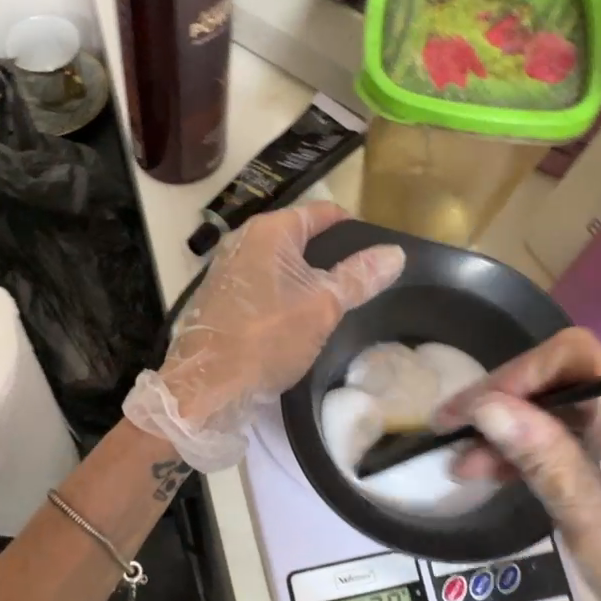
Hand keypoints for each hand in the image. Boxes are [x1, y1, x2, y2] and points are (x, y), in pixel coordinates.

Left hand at [126, 201, 403, 471]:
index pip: (322, 212)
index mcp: (269, 230)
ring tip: (337, 303)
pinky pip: (262, 286)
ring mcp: (227, 270)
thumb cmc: (266, 339)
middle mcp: (244, 240)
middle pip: (300, 238)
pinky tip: (300, 320)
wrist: (206, 388)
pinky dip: (284, 296)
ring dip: (307, 280)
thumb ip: (359, 277)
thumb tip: (395, 252)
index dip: (354, 228)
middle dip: (331, 257)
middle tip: (363, 282)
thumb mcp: (323, 307)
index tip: (378, 252)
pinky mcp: (219, 299)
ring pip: (281, 265)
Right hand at [442, 328, 600, 600]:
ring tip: (479, 468)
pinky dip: (568, 442)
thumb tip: (488, 405)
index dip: (513, 374)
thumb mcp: (590, 528)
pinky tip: (529, 470)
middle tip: (459, 446)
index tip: (466, 411)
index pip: (576, 356)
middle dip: (513, 408)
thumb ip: (544, 457)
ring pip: (591, 405)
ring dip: (534, 429)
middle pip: (579, 380)